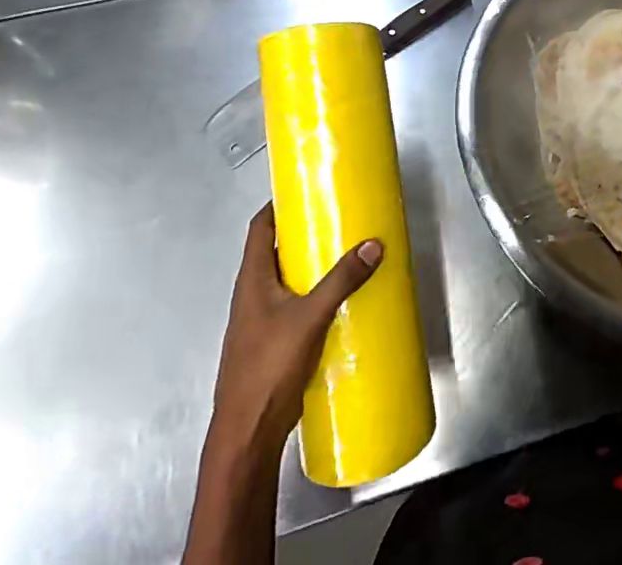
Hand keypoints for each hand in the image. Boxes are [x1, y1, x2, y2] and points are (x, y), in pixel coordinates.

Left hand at [208, 205, 382, 448]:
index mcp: (252, 276)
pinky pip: (290, 309)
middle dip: (301, 239)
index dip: (278, 206)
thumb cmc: (270, 363)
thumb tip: (372, 245)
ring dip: (307, 271)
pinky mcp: (270, 343)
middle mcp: (251, 292)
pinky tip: (335, 308)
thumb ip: (341, 281)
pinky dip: (309, 300)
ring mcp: (258, 320)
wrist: (248, 428)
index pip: (260, 226)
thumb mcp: (310, 316)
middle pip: (272, 252)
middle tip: (334, 228)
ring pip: (283, 283)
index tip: (304, 194)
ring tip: (340, 263)